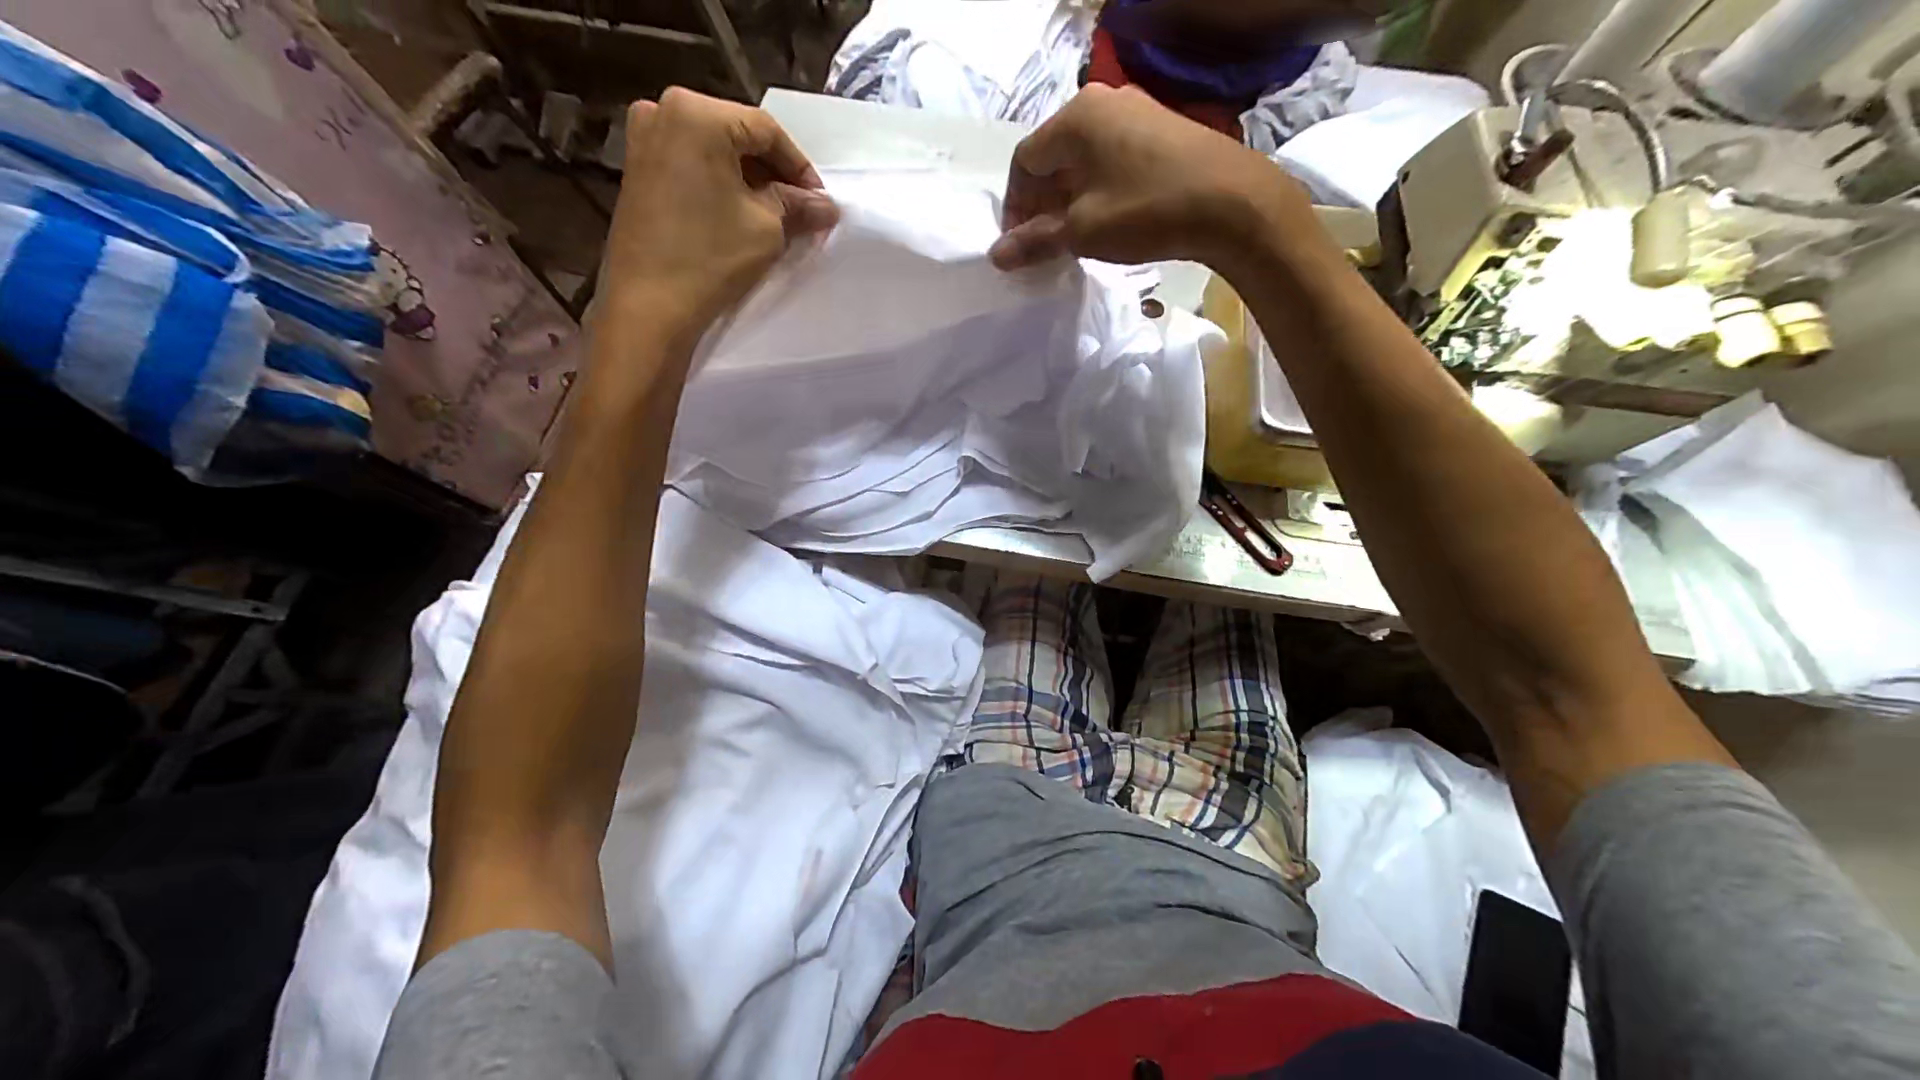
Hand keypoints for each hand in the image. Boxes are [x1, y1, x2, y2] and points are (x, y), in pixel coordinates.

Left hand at [601, 88, 838, 335]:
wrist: (650, 304)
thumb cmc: (711, 258)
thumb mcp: (767, 228)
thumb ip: (797, 206)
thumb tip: (826, 205)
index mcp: (697, 114)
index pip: (766, 130)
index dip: (799, 167)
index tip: (819, 201)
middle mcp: (664, 111)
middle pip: (738, 134)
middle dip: (772, 172)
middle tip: (800, 209)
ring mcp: (644, 139)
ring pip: (714, 150)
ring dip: (748, 179)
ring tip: (774, 215)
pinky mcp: (636, 169)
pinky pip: (691, 164)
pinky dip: (719, 183)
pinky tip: (740, 213)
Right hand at [989, 84, 1332, 279]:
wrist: (1234, 204)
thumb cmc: (1146, 210)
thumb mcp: (1082, 231)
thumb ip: (1035, 241)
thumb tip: (997, 256)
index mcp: (1075, 116)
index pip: (1024, 161)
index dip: (1015, 207)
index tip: (1018, 245)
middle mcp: (1103, 101)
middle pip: (1054, 156)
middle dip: (1041, 203)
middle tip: (1043, 244)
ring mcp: (1137, 111)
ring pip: (1084, 158)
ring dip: (1070, 198)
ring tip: (1074, 237)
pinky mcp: (1162, 130)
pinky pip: (1113, 158)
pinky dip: (1098, 189)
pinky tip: (1107, 219)